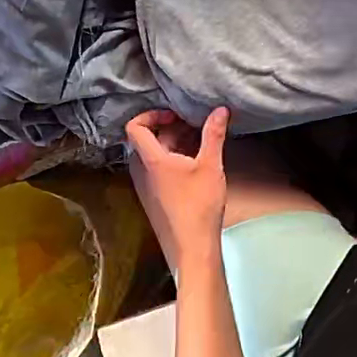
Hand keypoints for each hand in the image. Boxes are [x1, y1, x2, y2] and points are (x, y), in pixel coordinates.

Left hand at [125, 108, 229, 269]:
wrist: (192, 247)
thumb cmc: (199, 205)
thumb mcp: (211, 165)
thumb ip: (214, 134)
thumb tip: (221, 110)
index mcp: (151, 160)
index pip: (135, 126)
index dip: (151, 114)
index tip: (174, 115)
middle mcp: (141, 171)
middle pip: (147, 139)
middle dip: (169, 128)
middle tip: (193, 126)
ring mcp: (145, 186)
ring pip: (153, 156)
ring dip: (172, 145)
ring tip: (198, 143)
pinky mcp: (152, 198)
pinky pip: (156, 171)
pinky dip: (171, 161)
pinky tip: (194, 165)